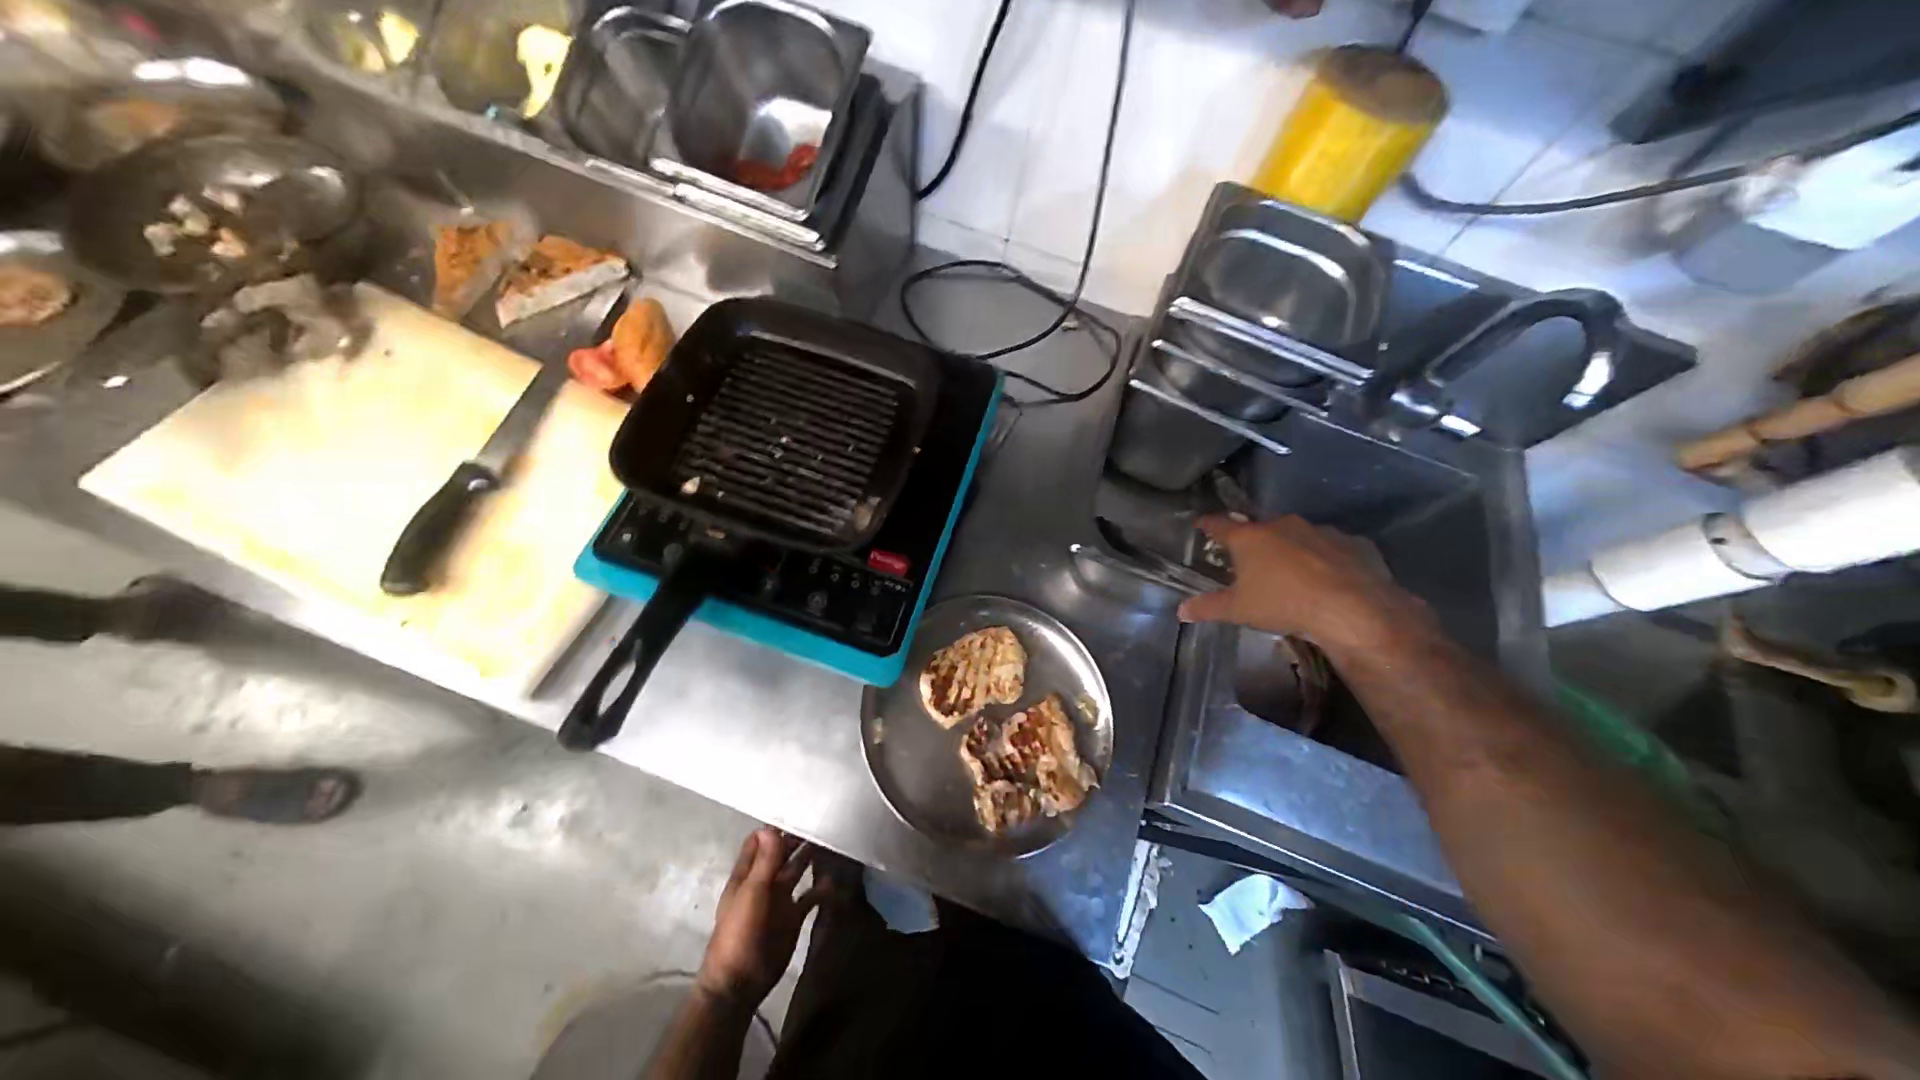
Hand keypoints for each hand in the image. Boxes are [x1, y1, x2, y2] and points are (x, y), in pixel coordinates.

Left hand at [695, 827, 826, 1010]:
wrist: (740, 983)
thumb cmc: (740, 934)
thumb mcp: (752, 894)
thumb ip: (764, 862)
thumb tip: (771, 826)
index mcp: (747, 875)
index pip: (760, 841)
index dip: (776, 826)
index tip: (799, 809)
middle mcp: (764, 882)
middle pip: (782, 853)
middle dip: (798, 838)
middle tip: (824, 820)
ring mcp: (779, 900)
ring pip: (797, 872)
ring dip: (811, 858)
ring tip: (834, 840)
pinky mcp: (792, 918)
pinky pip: (809, 898)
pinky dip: (822, 888)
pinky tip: (836, 880)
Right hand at [1177, 515, 1430, 658]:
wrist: (1352, 609)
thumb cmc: (1284, 604)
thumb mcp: (1239, 610)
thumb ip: (1208, 607)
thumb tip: (1181, 611)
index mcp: (1250, 537)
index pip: (1220, 524)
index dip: (1208, 525)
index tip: (1201, 525)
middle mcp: (1283, 525)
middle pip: (1261, 528)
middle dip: (1254, 541)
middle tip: (1251, 561)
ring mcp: (1320, 530)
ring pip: (1298, 536)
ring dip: (1291, 549)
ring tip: (1292, 573)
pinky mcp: (1352, 542)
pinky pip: (1331, 547)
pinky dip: (1325, 559)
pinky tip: (1329, 579)